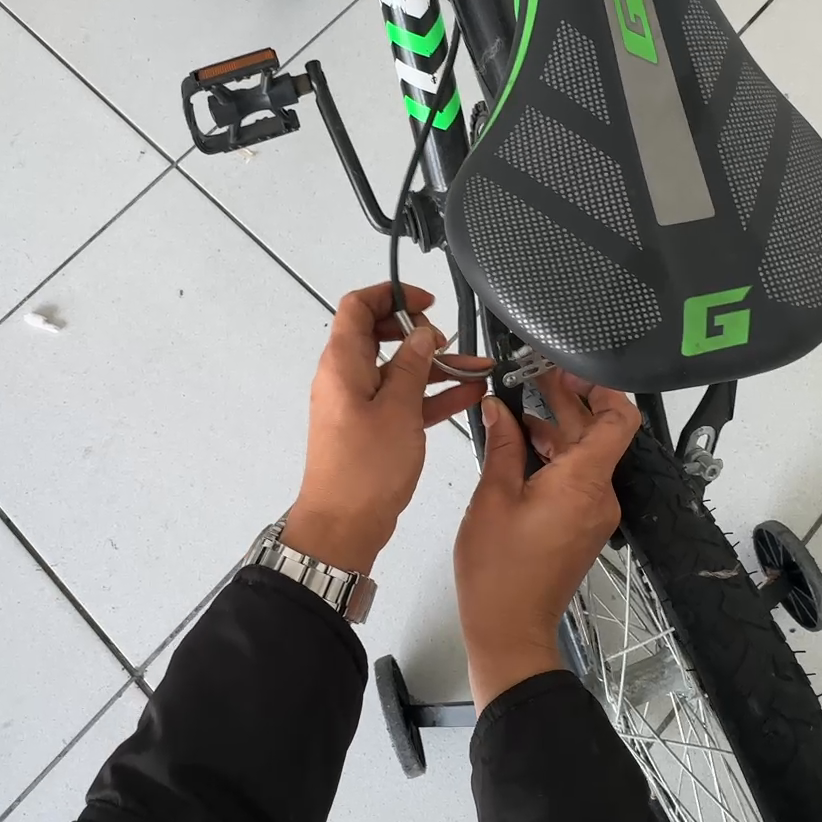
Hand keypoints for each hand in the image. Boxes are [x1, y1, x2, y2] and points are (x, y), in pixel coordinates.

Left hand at [284, 282, 490, 574]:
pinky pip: (404, 399)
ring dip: (436, 366)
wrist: (343, 527)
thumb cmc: (366, 466)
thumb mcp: (398, 410)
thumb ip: (413, 366)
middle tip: (447, 340)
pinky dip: (432, 395)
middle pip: (381, 335)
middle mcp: (348, 377)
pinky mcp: (373, 427)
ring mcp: (360, 403)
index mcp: (343, 363)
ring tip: (479, 367)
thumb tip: (422, 332)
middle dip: (418, 332)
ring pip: (400, 370)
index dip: (391, 295)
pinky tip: (469, 395)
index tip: (426, 302)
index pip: (358, 307)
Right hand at [455, 372, 638, 707]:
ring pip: (584, 455)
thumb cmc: (499, 572)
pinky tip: (520, 444)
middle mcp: (599, 496)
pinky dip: (553, 456)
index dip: (600, 389)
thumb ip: (501, 445)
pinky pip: (576, 478)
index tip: (569, 371)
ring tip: (518, 406)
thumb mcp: (493, 497)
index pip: (619, 421)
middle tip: (535, 374)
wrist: (510, 630)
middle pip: (596, 433)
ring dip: (556, 428)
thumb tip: (498, 409)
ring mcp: (593, 513)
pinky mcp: (581, 525)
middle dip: (566, 401)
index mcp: (583, 483)